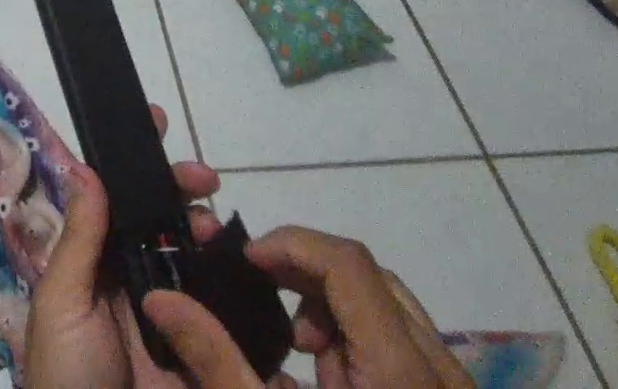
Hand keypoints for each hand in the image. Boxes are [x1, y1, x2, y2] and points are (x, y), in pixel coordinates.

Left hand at [24, 106, 281, 388]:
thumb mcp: (62, 301)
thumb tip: (86, 168)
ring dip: (209, 229)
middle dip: (182, 190)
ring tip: (216, 226)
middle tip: (204, 178)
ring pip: (196, 256)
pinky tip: (243, 263)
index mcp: (95, 265)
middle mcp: (134, 280)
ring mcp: (172, 313)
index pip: (117, 203)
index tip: (154, 124)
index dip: (135, 165)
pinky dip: (237, 281)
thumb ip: (79, 239)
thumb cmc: (64, 370)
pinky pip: (224, 306)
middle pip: (162, 221)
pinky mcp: (204, 347)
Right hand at [207, 226, 472, 388]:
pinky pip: (407, 343)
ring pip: (390, 307)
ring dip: (333, 311)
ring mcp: (454, 386)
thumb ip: (217, 359)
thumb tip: (164, 299)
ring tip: (300, 355)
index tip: (245, 261)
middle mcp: (440, 370)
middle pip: (369, 276)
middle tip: (268, 311)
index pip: (348, 263)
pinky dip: (361, 341)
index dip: (290, 244)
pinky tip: (333, 382)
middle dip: (307, 278)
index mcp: (399, 372)